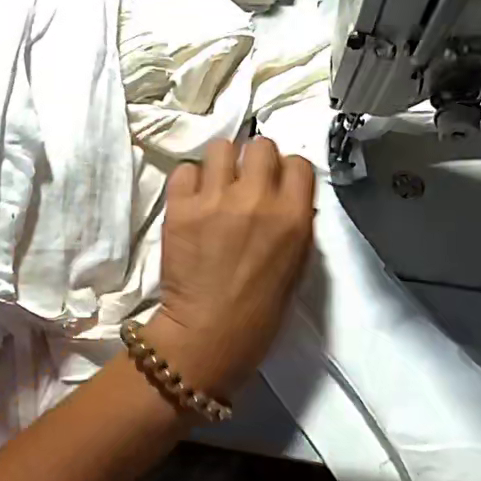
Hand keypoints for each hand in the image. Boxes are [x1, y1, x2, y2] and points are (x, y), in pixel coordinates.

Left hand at [147, 137, 314, 399]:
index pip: (299, 163)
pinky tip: (192, 203)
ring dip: (221, 166)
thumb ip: (295, 224)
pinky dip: (190, 183)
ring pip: (222, 148)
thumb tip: (284, 197)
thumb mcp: (297, 265)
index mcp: (293, 217)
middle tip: (244, 184)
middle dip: (254, 161)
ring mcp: (216, 200)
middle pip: (261, 146)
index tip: (276, 186)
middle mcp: (257, 199)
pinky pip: (186, 170)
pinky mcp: (180, 207)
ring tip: (216, 189)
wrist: (208, 334)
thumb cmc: (260, 312)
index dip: (287, 172)